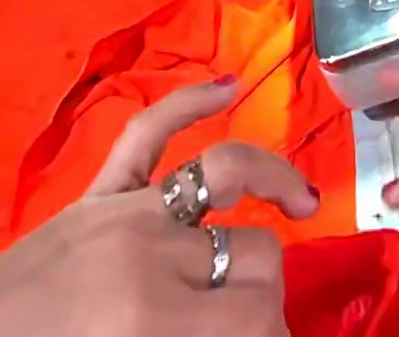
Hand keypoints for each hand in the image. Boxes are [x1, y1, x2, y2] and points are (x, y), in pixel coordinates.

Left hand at [0, 78, 319, 336]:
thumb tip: (255, 327)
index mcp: (154, 323)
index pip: (260, 317)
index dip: (276, 335)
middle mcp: (148, 250)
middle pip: (253, 254)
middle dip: (268, 294)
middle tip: (255, 321)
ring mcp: (121, 206)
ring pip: (226, 177)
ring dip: (270, 189)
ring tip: (302, 202)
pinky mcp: (96, 190)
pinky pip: (151, 130)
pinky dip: (191, 102)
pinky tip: (228, 86)